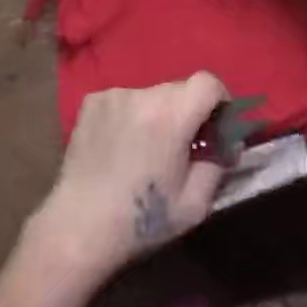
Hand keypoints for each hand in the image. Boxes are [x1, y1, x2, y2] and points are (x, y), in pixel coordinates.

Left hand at [28, 74, 229, 285]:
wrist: (81, 224)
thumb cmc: (143, 219)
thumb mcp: (196, 202)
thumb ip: (217, 163)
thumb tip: (225, 142)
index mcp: (170, 115)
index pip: (207, 82)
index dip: (221, 100)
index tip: (218, 126)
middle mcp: (141, 95)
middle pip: (179, 88)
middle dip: (189, 111)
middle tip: (184, 145)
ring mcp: (112, 95)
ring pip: (150, 95)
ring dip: (158, 113)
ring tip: (147, 150)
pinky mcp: (91, 101)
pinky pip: (124, 100)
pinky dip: (131, 115)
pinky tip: (121, 146)